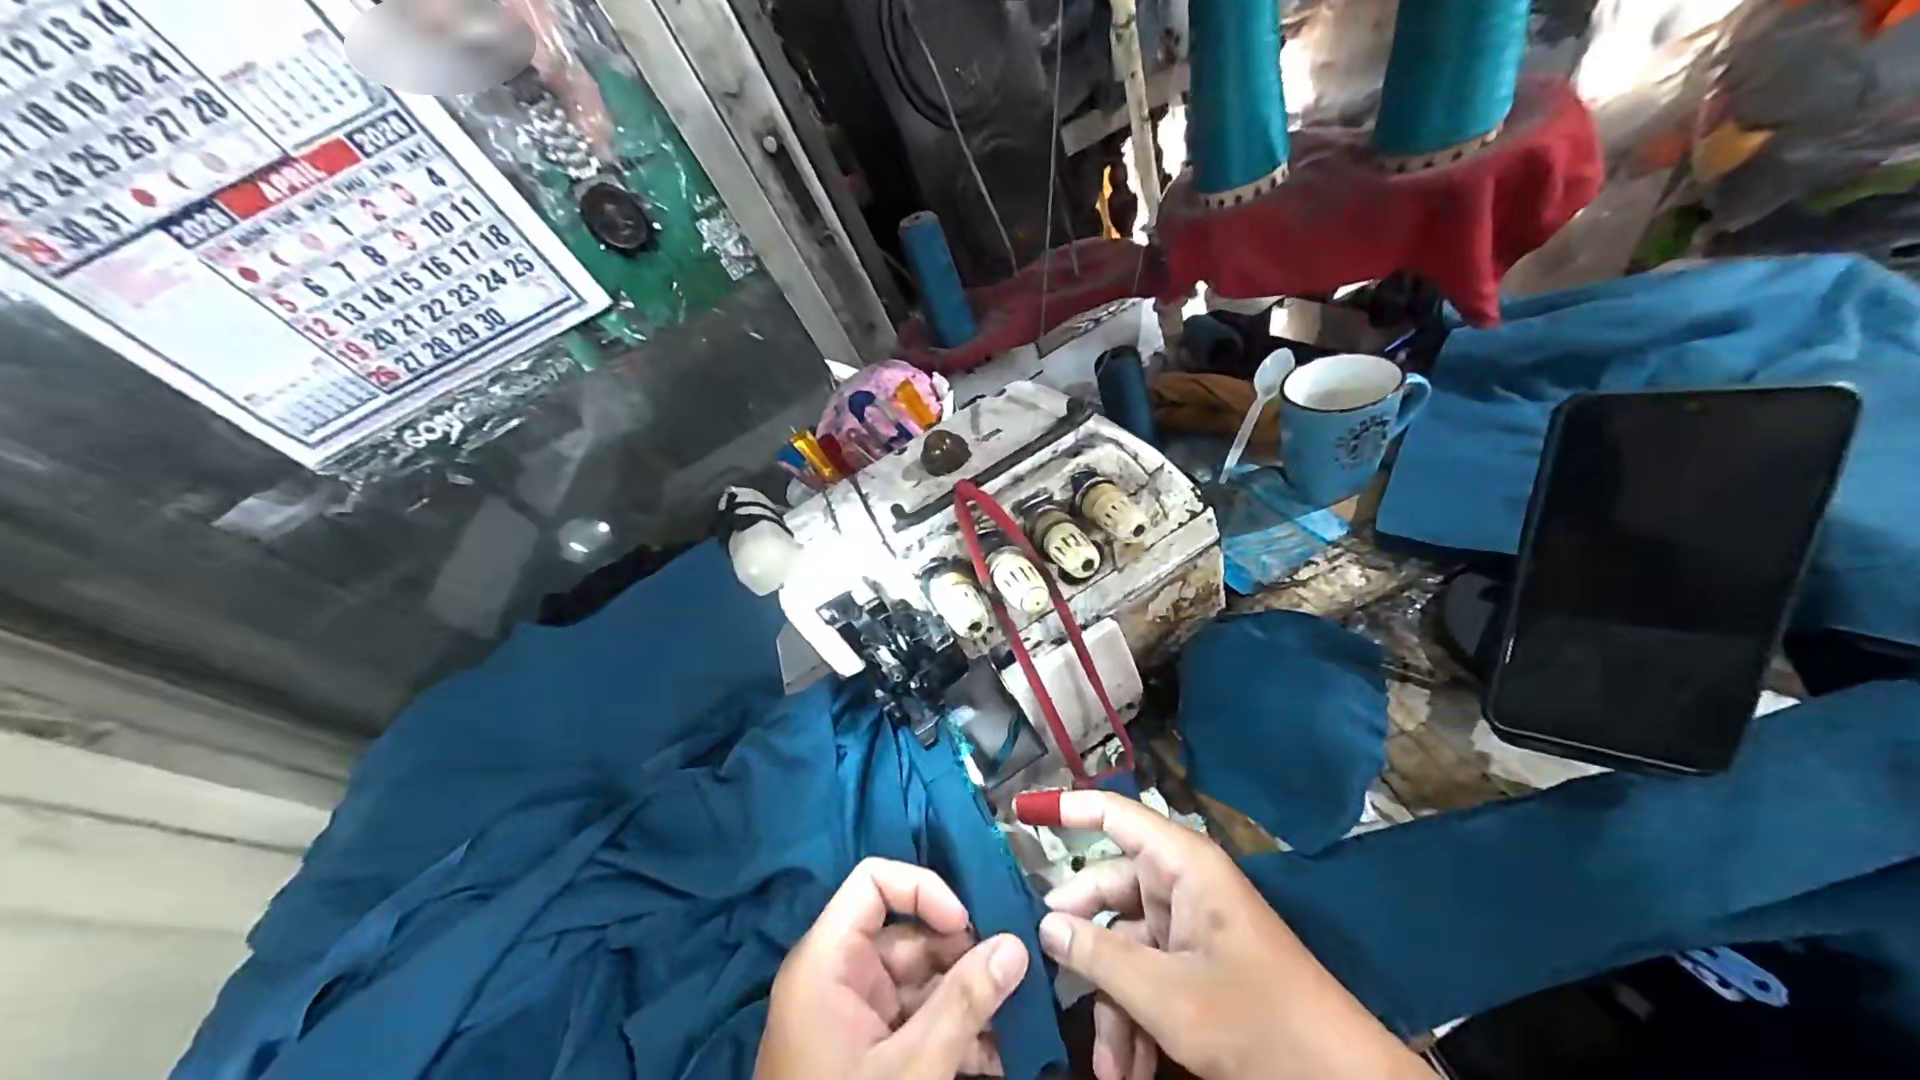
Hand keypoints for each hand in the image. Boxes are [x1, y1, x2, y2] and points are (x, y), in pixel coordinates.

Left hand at [756, 857, 1030, 1079]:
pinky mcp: (868, 1047)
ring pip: (920, 979)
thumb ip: (964, 1004)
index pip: (874, 883)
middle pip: (907, 933)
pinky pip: (915, 1017)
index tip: (966, 926)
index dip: (923, 891)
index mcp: (827, 960)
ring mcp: (854, 1012)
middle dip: (963, 955)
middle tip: (1012, 980)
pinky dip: (952, 1029)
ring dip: (967, 999)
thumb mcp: (911, 1067)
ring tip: (1014, 1025)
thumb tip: (1016, 944)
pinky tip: (993, 1057)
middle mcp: (839, 974)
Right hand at [1030, 791, 1435, 1079]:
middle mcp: (1181, 884)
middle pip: (1108, 891)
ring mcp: (1189, 926)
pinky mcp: (1196, 963)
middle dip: (1083, 945)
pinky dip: (1134, 1017)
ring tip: (1110, 1068)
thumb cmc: (1253, 1019)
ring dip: (1111, 1003)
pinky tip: (1130, 1069)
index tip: (1020, 812)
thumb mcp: (1165, 993)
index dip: (1066, 807)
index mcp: (1181, 865)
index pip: (1113, 814)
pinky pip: (1147, 974)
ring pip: (1124, 945)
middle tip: (1047, 971)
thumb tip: (1045, 924)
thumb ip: (1098, 954)